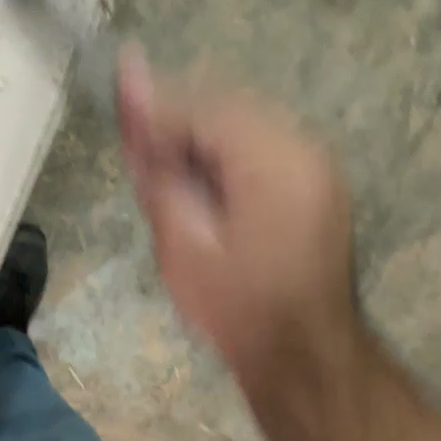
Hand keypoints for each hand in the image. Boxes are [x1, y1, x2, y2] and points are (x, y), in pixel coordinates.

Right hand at [116, 48, 359, 391]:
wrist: (304, 355)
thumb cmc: (235, 307)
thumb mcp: (181, 238)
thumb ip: (155, 160)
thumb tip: (130, 86)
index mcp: (272, 156)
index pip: (200, 107)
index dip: (155, 120)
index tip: (122, 141)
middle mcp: (303, 145)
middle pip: (223, 110)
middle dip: (178, 133)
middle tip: (145, 173)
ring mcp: (318, 162)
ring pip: (242, 128)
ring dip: (201, 148)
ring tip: (173, 192)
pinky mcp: (318, 182)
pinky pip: (262, 149)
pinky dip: (227, 162)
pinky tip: (208, 198)